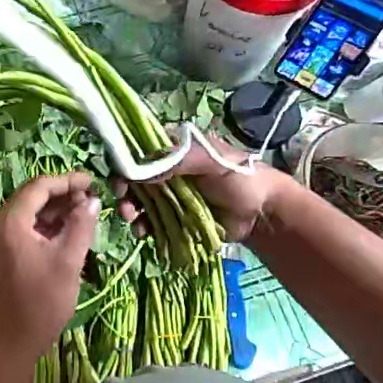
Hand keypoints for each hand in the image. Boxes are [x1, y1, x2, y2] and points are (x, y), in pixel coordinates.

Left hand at [0, 173, 99, 366]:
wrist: (11, 344)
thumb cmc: (41, 303)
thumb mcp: (68, 262)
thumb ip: (81, 226)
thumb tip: (92, 201)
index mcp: (10, 223)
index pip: (39, 186)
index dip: (67, 180)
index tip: (92, 182)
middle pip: (31, 197)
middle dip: (62, 195)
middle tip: (91, 200)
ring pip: (28, 214)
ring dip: (55, 211)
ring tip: (84, 215)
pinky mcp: (0, 256)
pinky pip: (24, 230)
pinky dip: (45, 227)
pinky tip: (67, 235)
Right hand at [115, 132, 288, 242]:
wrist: (261, 213)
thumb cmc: (239, 178)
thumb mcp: (211, 161)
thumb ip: (177, 161)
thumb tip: (140, 171)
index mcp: (174, 149)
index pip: (139, 151)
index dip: (125, 164)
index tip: (121, 180)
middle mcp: (166, 170)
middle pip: (133, 178)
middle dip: (124, 192)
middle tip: (125, 205)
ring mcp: (169, 196)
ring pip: (139, 201)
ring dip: (130, 210)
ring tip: (133, 221)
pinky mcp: (173, 219)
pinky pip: (150, 222)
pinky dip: (142, 227)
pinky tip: (143, 233)